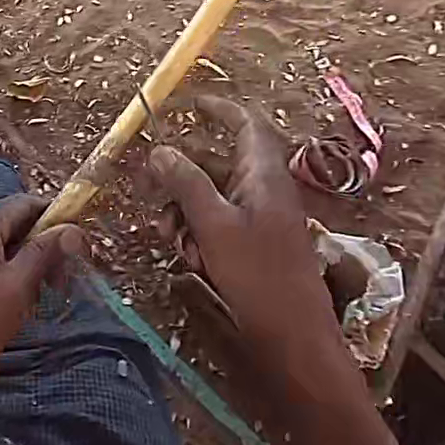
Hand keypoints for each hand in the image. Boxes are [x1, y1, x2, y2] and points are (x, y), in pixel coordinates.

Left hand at [0, 194, 83, 393]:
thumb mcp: (16, 287)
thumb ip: (45, 253)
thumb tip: (72, 228)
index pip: (29, 202)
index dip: (57, 219)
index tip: (76, 248)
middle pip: (17, 224)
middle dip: (44, 248)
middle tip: (59, 283)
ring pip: (4, 249)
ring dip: (27, 268)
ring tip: (35, 301)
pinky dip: (7, 280)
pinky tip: (11, 309)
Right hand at [148, 97, 348, 388]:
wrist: (294, 338)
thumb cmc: (258, 275)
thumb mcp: (214, 225)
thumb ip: (187, 183)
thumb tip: (160, 149)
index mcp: (264, 174)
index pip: (246, 124)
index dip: (220, 110)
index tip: (190, 105)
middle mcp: (263, 190)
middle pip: (217, 164)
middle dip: (182, 176)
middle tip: (150, 188)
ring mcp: (259, 219)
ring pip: (212, 198)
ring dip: (185, 211)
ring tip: (170, 236)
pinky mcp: (253, 246)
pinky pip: (218, 225)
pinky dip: (199, 234)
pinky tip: (189, 258)